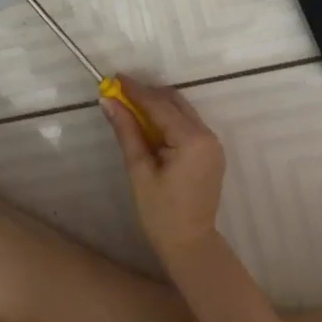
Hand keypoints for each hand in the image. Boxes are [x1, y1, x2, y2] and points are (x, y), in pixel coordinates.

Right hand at [100, 76, 225, 266]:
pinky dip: (168, 119)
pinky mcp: (211, 152)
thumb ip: (127, 131)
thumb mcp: (139, 170)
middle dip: (147, 94)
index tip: (114, 78)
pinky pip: (188, 125)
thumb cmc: (160, 212)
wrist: (190, 244)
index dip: (135, 90)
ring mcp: (213, 143)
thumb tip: (108, 102)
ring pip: (182, 111)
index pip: (160, 105)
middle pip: (175, 102)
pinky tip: (148, 124)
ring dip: (158, 106)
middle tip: (119, 92)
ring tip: (129, 106)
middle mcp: (208, 136)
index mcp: (192, 140)